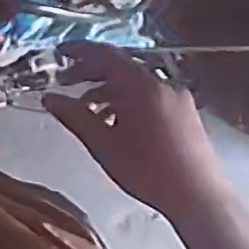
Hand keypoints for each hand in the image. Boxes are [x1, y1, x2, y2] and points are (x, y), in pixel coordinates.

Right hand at [42, 42, 234, 217]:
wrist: (199, 197)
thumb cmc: (147, 169)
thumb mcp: (102, 143)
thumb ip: (74, 116)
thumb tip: (49, 98)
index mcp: (142, 87)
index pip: (106, 56)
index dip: (79, 51)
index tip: (60, 53)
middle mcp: (163, 85)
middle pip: (120, 68)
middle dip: (90, 72)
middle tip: (65, 80)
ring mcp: (177, 99)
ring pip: (134, 84)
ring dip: (107, 90)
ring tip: (85, 109)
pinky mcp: (185, 114)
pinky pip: (149, 96)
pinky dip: (126, 100)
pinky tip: (113, 122)